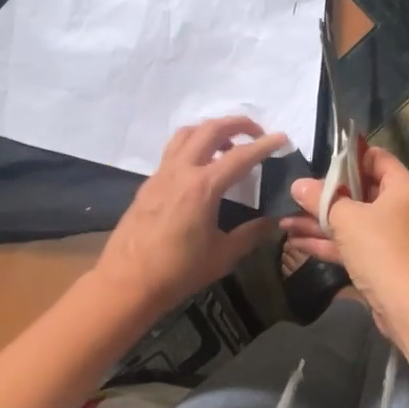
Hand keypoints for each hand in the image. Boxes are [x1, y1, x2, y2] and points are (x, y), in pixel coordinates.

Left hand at [95, 117, 287, 311]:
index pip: (241, 156)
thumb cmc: (178, 271)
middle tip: (256, 132)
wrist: (127, 283)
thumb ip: (250, 234)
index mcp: (203, 187)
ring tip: (227, 145)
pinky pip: (173, 151)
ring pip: (187, 134)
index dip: (264, 145)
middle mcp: (181, 171)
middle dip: (237, 124)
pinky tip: (200, 168)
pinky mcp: (148, 183)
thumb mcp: (222, 256)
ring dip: (210, 130)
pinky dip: (192, 146)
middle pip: (210, 130)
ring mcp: (161, 174)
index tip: (282, 137)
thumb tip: (273, 222)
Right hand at [282, 144, 408, 337]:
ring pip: (352, 220)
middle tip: (295, 195)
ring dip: (320, 221)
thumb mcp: (345, 218)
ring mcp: (392, 235)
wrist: (408, 307)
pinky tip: (297, 242)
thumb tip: (298, 184)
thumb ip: (320, 198)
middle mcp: (401, 206)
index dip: (347, 158)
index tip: (319, 164)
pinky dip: (329, 242)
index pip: (375, 158)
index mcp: (402, 186)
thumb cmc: (381, 249)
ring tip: (284, 222)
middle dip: (325, 195)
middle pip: (360, 190)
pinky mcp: (382, 261)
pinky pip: (352, 243)